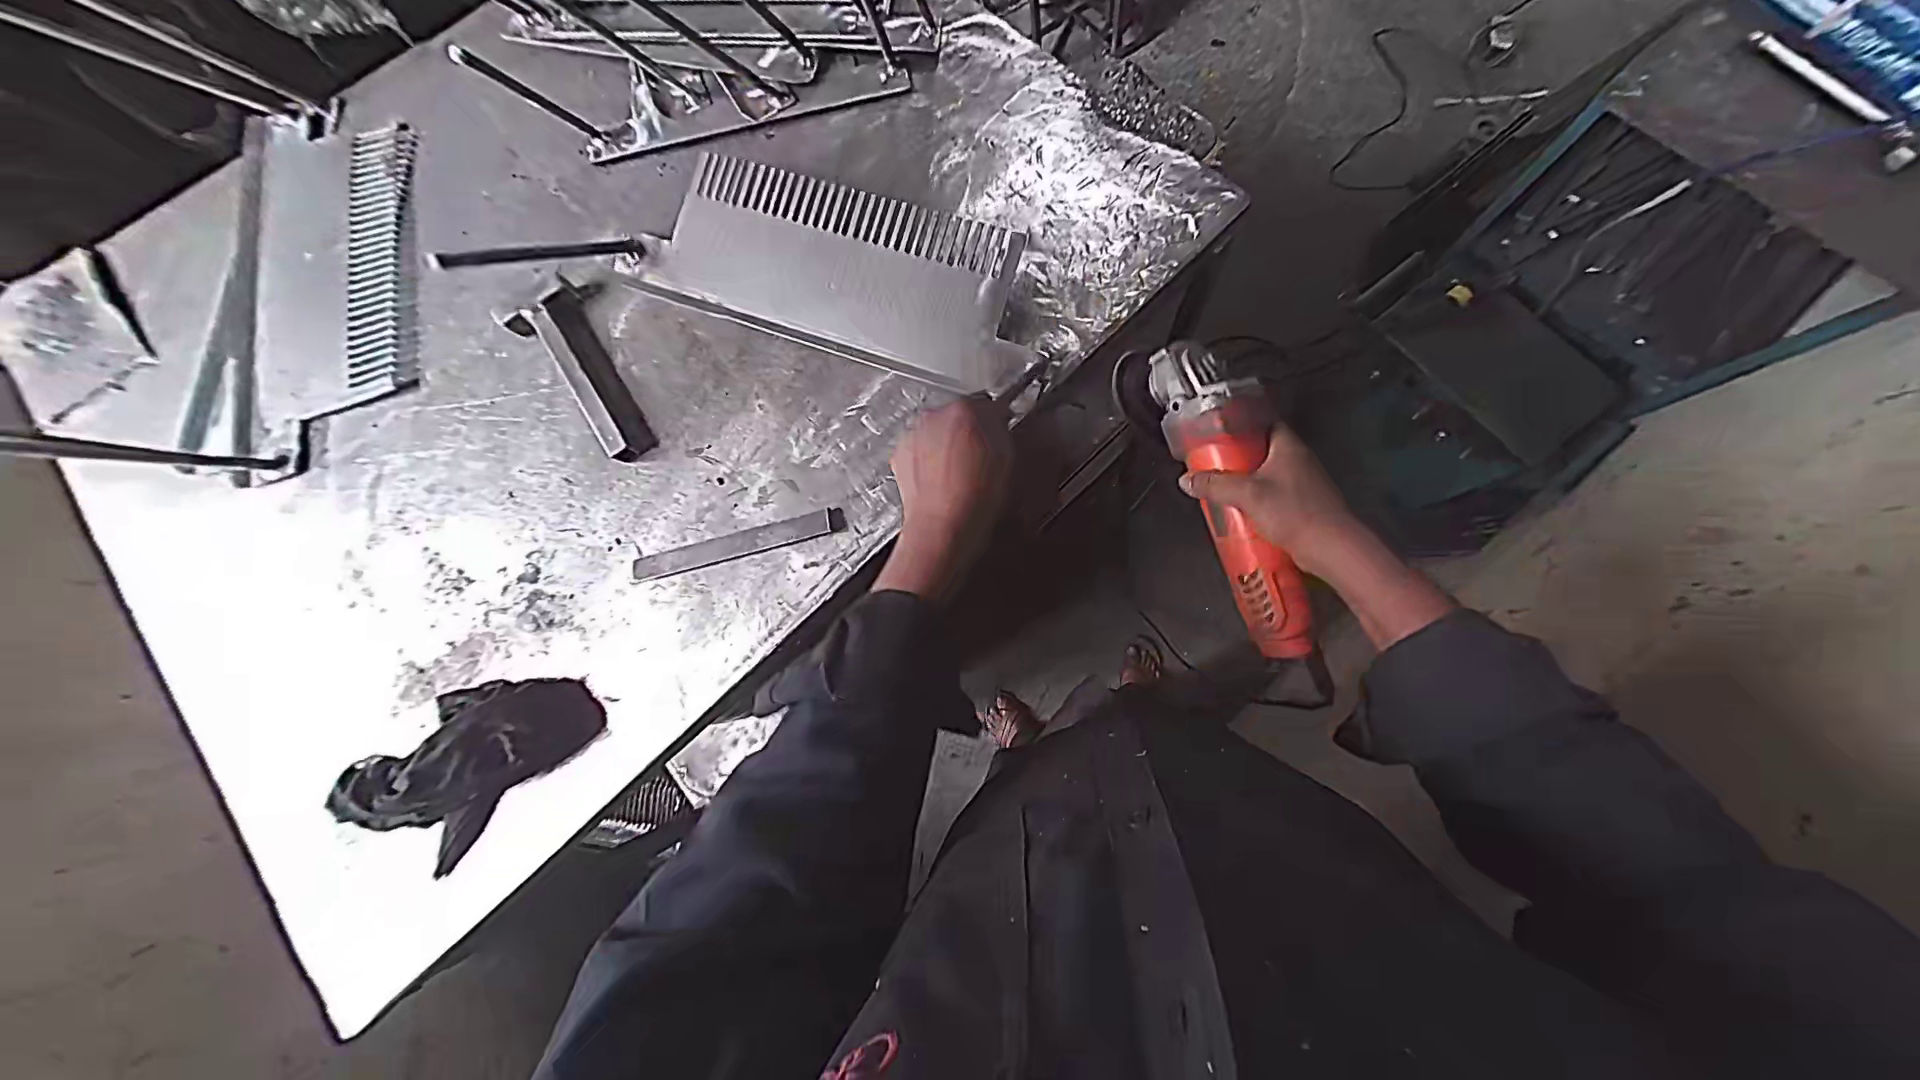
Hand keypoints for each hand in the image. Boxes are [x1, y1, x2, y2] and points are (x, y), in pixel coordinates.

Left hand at [874, 396, 1012, 600]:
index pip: (986, 403)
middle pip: (958, 414)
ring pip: (936, 431)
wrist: (943, 527)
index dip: (996, 419)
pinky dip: (928, 459)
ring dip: (946, 444)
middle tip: (980, 456)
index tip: (999, 429)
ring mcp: (915, 434)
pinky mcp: (900, 453)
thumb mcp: (1006, 459)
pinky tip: (942, 480)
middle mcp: (935, 416)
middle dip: (969, 430)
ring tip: (960, 472)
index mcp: (967, 410)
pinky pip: (919, 448)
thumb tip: (998, 426)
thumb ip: (1001, 432)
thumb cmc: (975, 500)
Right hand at [1177, 425, 1361, 577]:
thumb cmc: (1294, 512)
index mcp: (1289, 446)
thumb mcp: (1247, 494)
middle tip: (1213, 463)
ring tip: (1221, 488)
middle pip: (1262, 450)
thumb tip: (1187, 480)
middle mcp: (1299, 460)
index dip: (1241, 424)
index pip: (1264, 421)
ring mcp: (1303, 483)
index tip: (1219, 431)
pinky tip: (1240, 510)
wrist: (1330, 547)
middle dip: (1237, 457)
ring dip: (1245, 480)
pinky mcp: (1302, 505)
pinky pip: (1272, 495)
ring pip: (1266, 474)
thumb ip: (1215, 485)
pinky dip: (1255, 499)